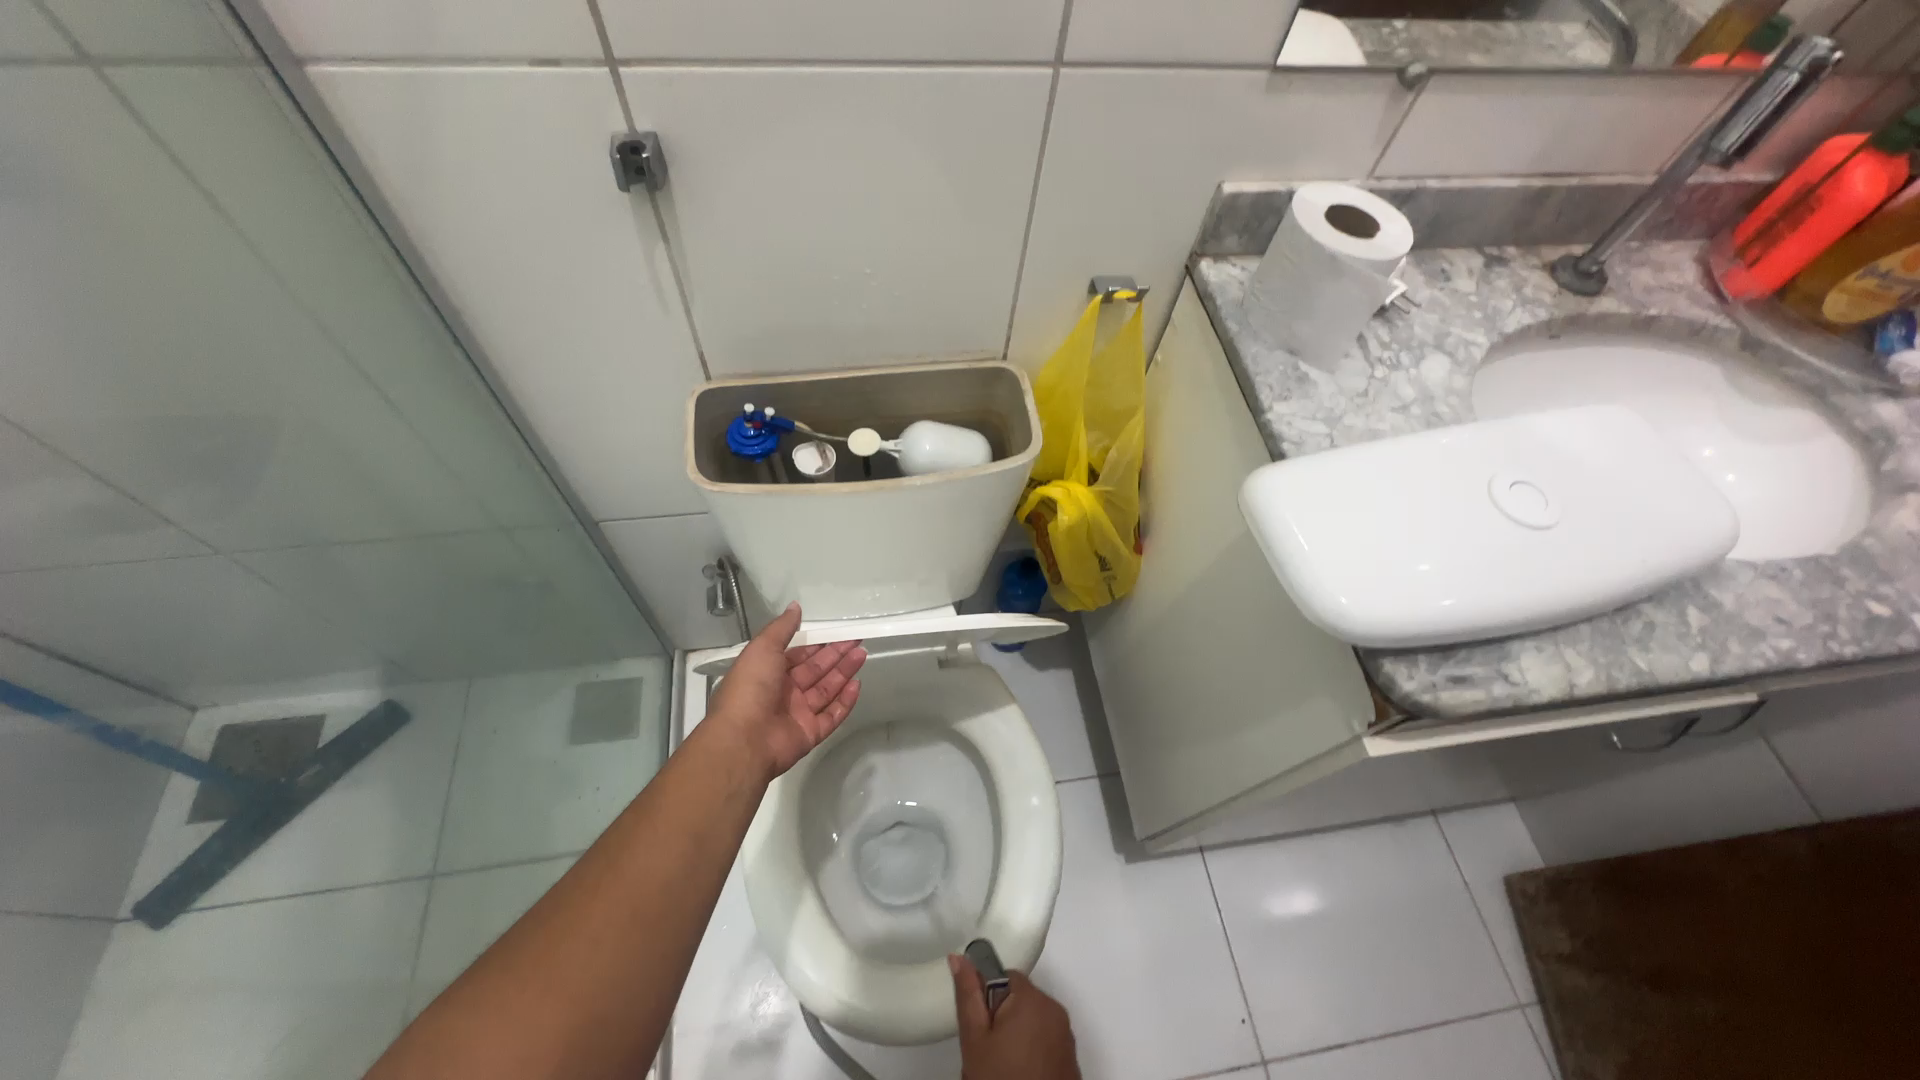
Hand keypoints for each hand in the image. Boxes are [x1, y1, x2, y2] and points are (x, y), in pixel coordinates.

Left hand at [705, 603, 864, 779]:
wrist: (743, 739)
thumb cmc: (750, 688)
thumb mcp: (762, 649)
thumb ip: (781, 628)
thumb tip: (795, 606)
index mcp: (769, 672)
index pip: (799, 655)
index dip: (819, 643)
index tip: (839, 632)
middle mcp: (784, 692)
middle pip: (816, 670)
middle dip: (837, 655)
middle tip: (858, 641)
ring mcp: (798, 713)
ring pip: (826, 690)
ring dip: (844, 673)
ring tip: (862, 655)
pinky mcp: (810, 733)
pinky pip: (832, 715)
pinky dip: (845, 701)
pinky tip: (857, 685)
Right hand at [950, 955, 1081, 1079]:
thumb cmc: (1000, 1077)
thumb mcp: (975, 1038)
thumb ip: (967, 994)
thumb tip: (958, 956)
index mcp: (1032, 998)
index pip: (1004, 976)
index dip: (987, 998)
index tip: (980, 1025)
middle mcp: (1055, 1009)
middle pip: (1020, 998)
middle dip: (1001, 1017)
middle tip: (986, 1048)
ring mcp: (1066, 1034)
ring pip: (1032, 1020)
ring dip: (1016, 1034)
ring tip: (1001, 1065)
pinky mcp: (1070, 1056)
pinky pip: (1046, 1039)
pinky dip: (1032, 1049)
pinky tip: (1019, 1072)